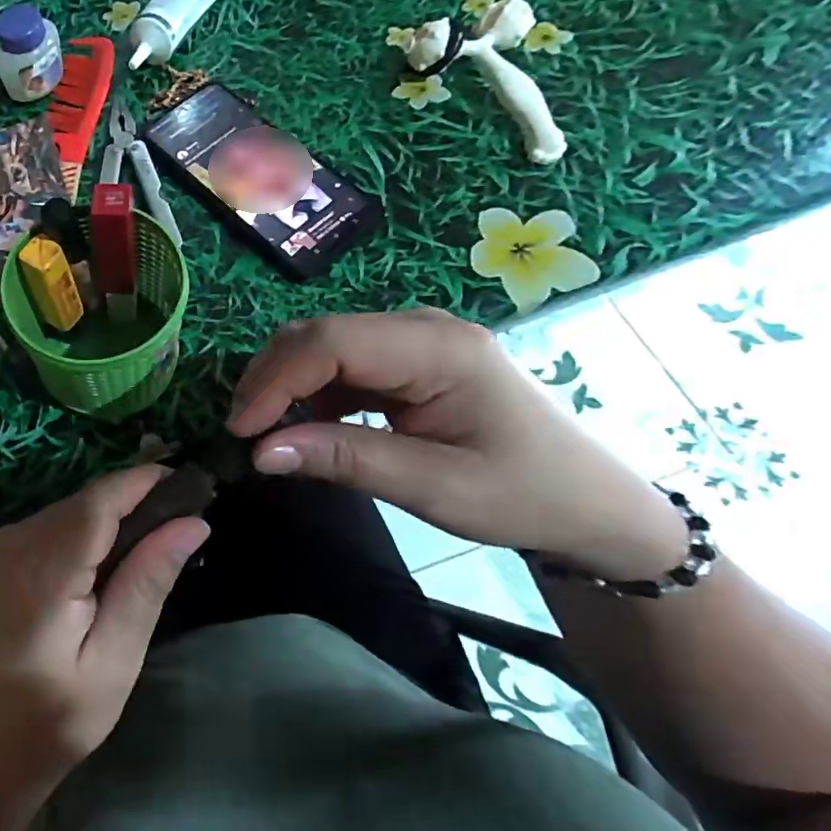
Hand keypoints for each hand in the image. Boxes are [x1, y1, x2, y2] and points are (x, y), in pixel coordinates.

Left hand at [0, 466, 209, 778]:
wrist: (4, 732)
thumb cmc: (65, 708)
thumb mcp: (118, 655)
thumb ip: (148, 581)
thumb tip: (194, 522)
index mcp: (42, 569)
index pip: (98, 503)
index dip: (144, 482)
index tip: (194, 484)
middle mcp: (19, 539)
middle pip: (88, 499)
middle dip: (138, 499)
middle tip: (189, 521)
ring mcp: (10, 539)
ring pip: (78, 504)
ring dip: (120, 512)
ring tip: (164, 537)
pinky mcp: (11, 545)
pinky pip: (64, 518)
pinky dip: (97, 525)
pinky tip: (123, 551)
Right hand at [226, 310, 684, 581]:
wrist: (588, 504)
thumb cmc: (524, 496)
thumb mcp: (435, 488)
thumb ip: (345, 461)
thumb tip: (260, 451)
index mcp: (439, 348)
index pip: (330, 343)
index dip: (275, 381)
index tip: (241, 431)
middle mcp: (419, 327)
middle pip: (317, 334)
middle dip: (269, 379)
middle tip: (242, 433)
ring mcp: (411, 339)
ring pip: (318, 344)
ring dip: (282, 384)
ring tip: (262, 432)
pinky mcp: (403, 359)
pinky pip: (336, 363)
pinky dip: (306, 392)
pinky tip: (299, 425)